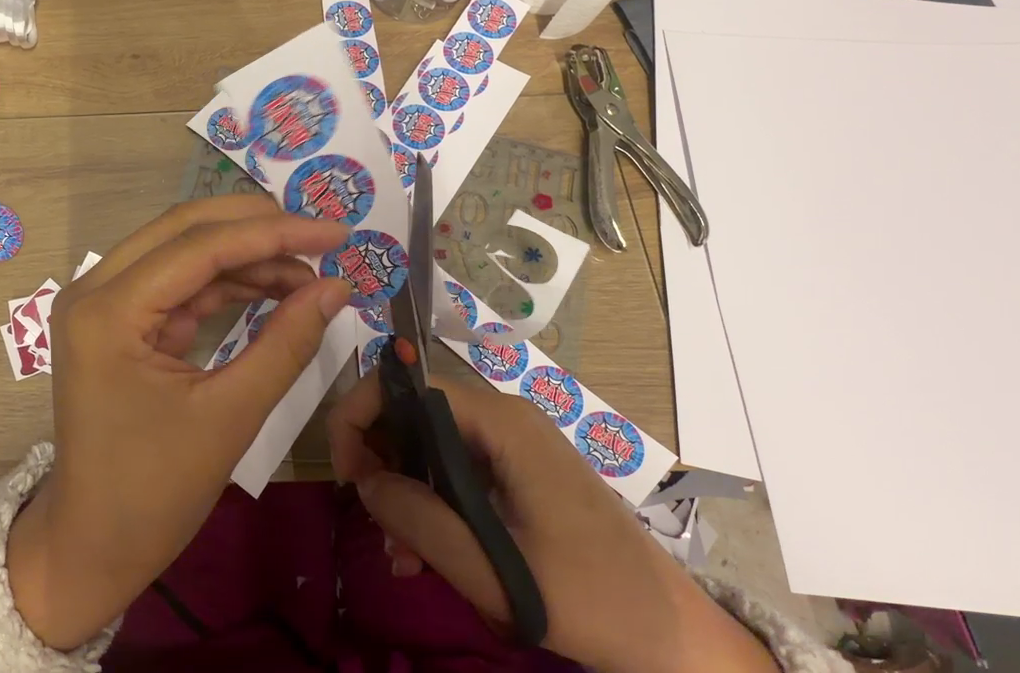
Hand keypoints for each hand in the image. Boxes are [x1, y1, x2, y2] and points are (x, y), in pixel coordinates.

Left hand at [6, 196, 352, 650]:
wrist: (94, 544)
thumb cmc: (154, 490)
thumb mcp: (230, 416)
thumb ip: (286, 344)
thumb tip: (337, 287)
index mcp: (107, 309)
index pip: (199, 246)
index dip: (273, 233)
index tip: (337, 233)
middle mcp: (94, 290)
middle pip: (183, 231)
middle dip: (257, 228)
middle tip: (324, 238)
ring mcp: (102, 304)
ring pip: (181, 253)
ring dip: (245, 257)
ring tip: (310, 274)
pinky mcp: (117, 322)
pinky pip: (176, 284)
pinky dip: (225, 284)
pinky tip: (273, 289)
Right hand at [329, 374, 778, 672]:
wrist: (671, 634)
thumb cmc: (589, 598)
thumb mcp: (492, 568)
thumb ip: (419, 519)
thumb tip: (364, 481)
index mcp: (503, 423)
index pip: (407, 386)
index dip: (362, 418)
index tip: (347, 477)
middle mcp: (505, 419)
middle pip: (413, 416)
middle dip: (382, 467)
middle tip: (377, 529)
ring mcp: (514, 445)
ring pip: (430, 448)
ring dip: (405, 494)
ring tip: (403, 559)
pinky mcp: (520, 471)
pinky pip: (456, 472)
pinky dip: (432, 505)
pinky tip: (428, 555)